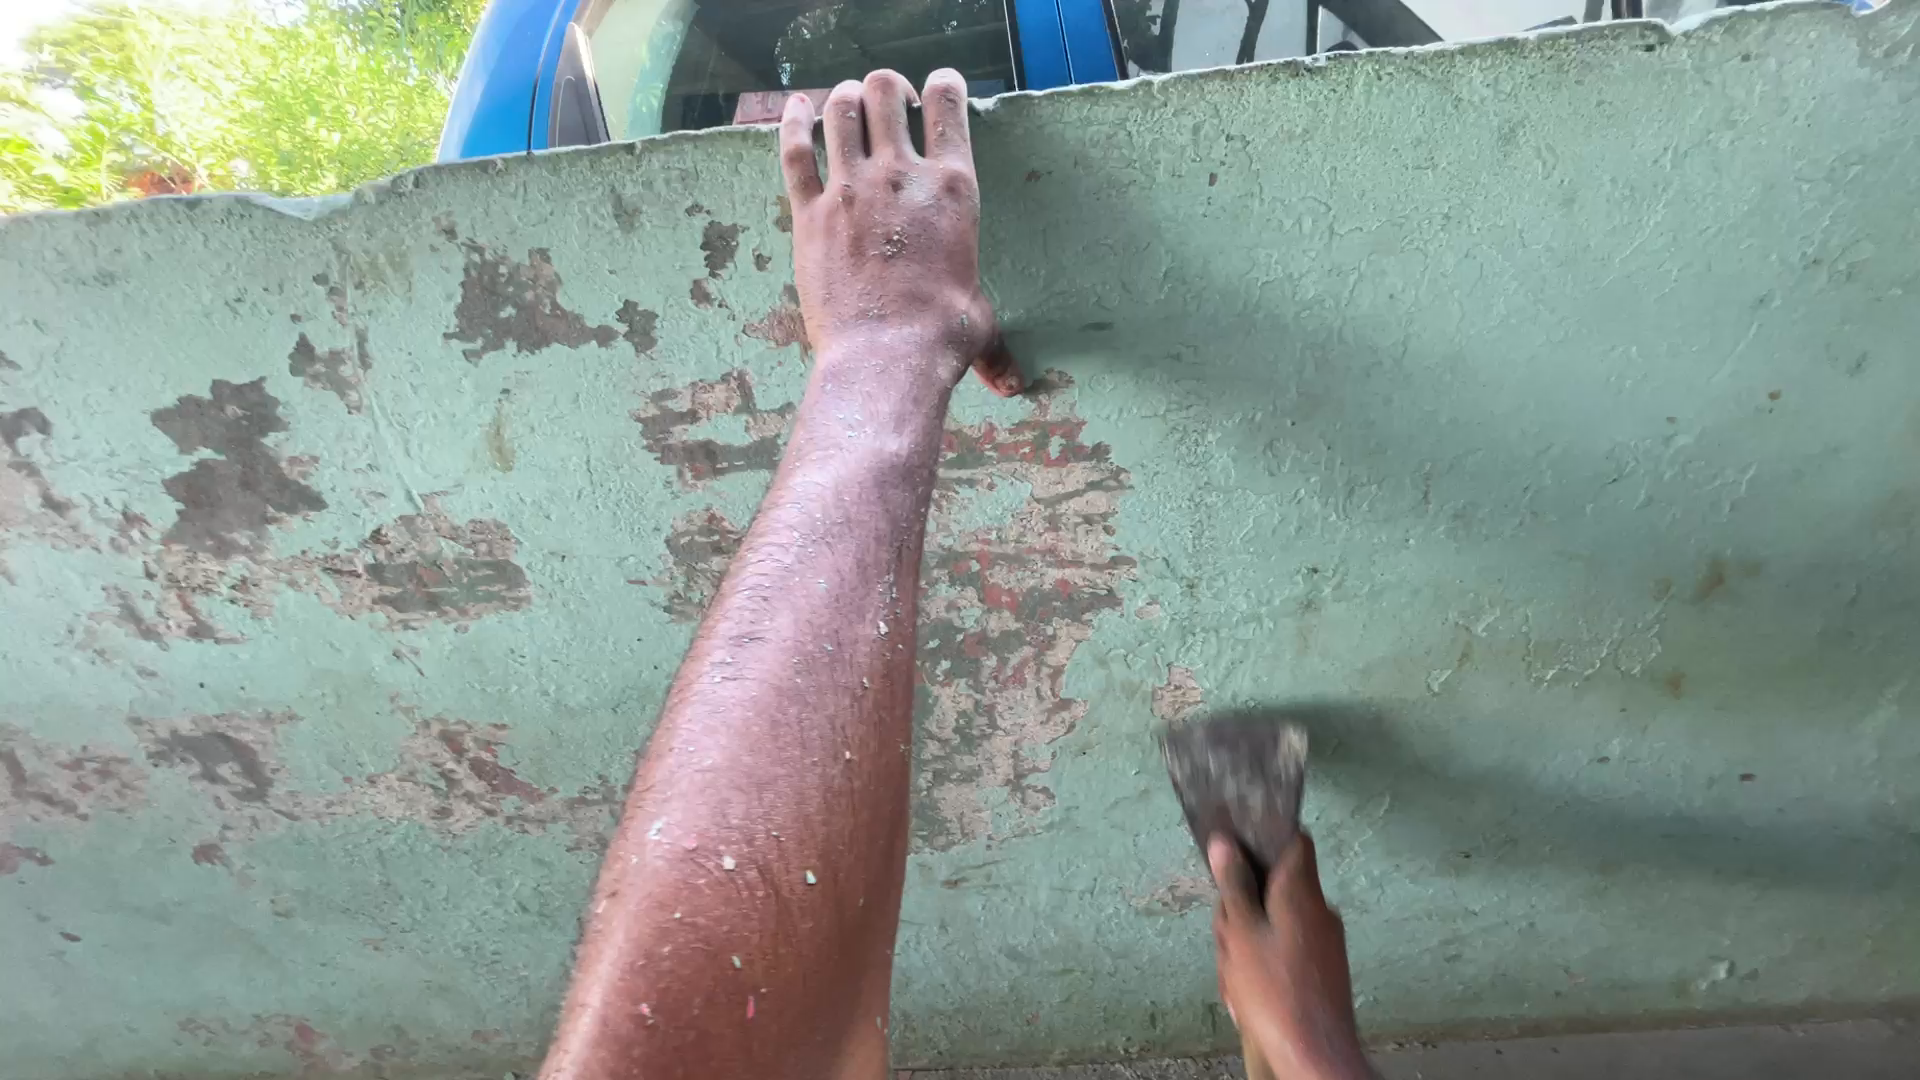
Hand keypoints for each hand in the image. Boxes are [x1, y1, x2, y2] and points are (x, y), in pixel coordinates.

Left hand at [778, 69, 1022, 396]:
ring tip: (849, 110)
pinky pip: (794, 150)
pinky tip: (797, 108)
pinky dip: (793, 122)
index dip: (942, 86)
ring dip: (846, 100)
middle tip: (889, 110)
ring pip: (841, 110)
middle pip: (885, 92)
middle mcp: (900, 176)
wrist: (885, 358)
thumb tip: (1013, 384)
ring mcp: (850, 190)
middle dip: (887, 91)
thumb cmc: (940, 339)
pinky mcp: (810, 214)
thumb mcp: (980, 327)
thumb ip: (996, 344)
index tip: (936, 92)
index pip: (948, 104)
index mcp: (951, 189)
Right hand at [1209, 834, 1372, 1079]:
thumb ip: (1234, 884)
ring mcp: (1324, 940)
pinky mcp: (1322, 967)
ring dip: (1247, 937)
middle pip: (1273, 884)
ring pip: (1273, 918)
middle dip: (1242, 904)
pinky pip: (1284, 945)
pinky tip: (1248, 986)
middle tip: (1228, 935)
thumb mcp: (1241, 932)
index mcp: (1302, 891)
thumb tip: (1225, 841)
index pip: (1293, 840)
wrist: (1315, 1058)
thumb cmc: (1273, 990)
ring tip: (1236, 972)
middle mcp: (1319, 909)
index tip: (1237, 848)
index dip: (1264, 836)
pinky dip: (1263, 957)